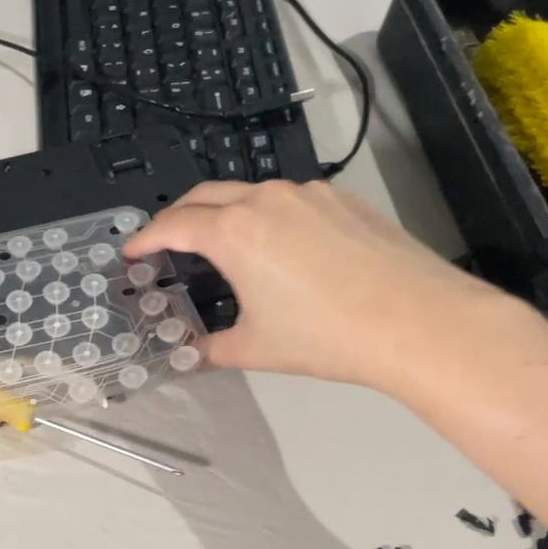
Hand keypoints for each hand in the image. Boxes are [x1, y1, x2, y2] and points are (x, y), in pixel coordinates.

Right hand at [125, 180, 530, 389]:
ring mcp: (310, 195)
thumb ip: (211, 348)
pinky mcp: (342, 201)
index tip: (132, 250)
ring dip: (223, 213)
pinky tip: (274, 249)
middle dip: (178, 215)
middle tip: (164, 242)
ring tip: (218, 246)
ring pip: (249, 193)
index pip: (174, 225)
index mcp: (235, 233)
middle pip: (207, 195)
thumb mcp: (254, 349)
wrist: (416, 320)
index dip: (146, 238)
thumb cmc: (325, 335)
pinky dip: (264, 216)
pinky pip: (288, 200)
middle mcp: (268, 201)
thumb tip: (192, 355)